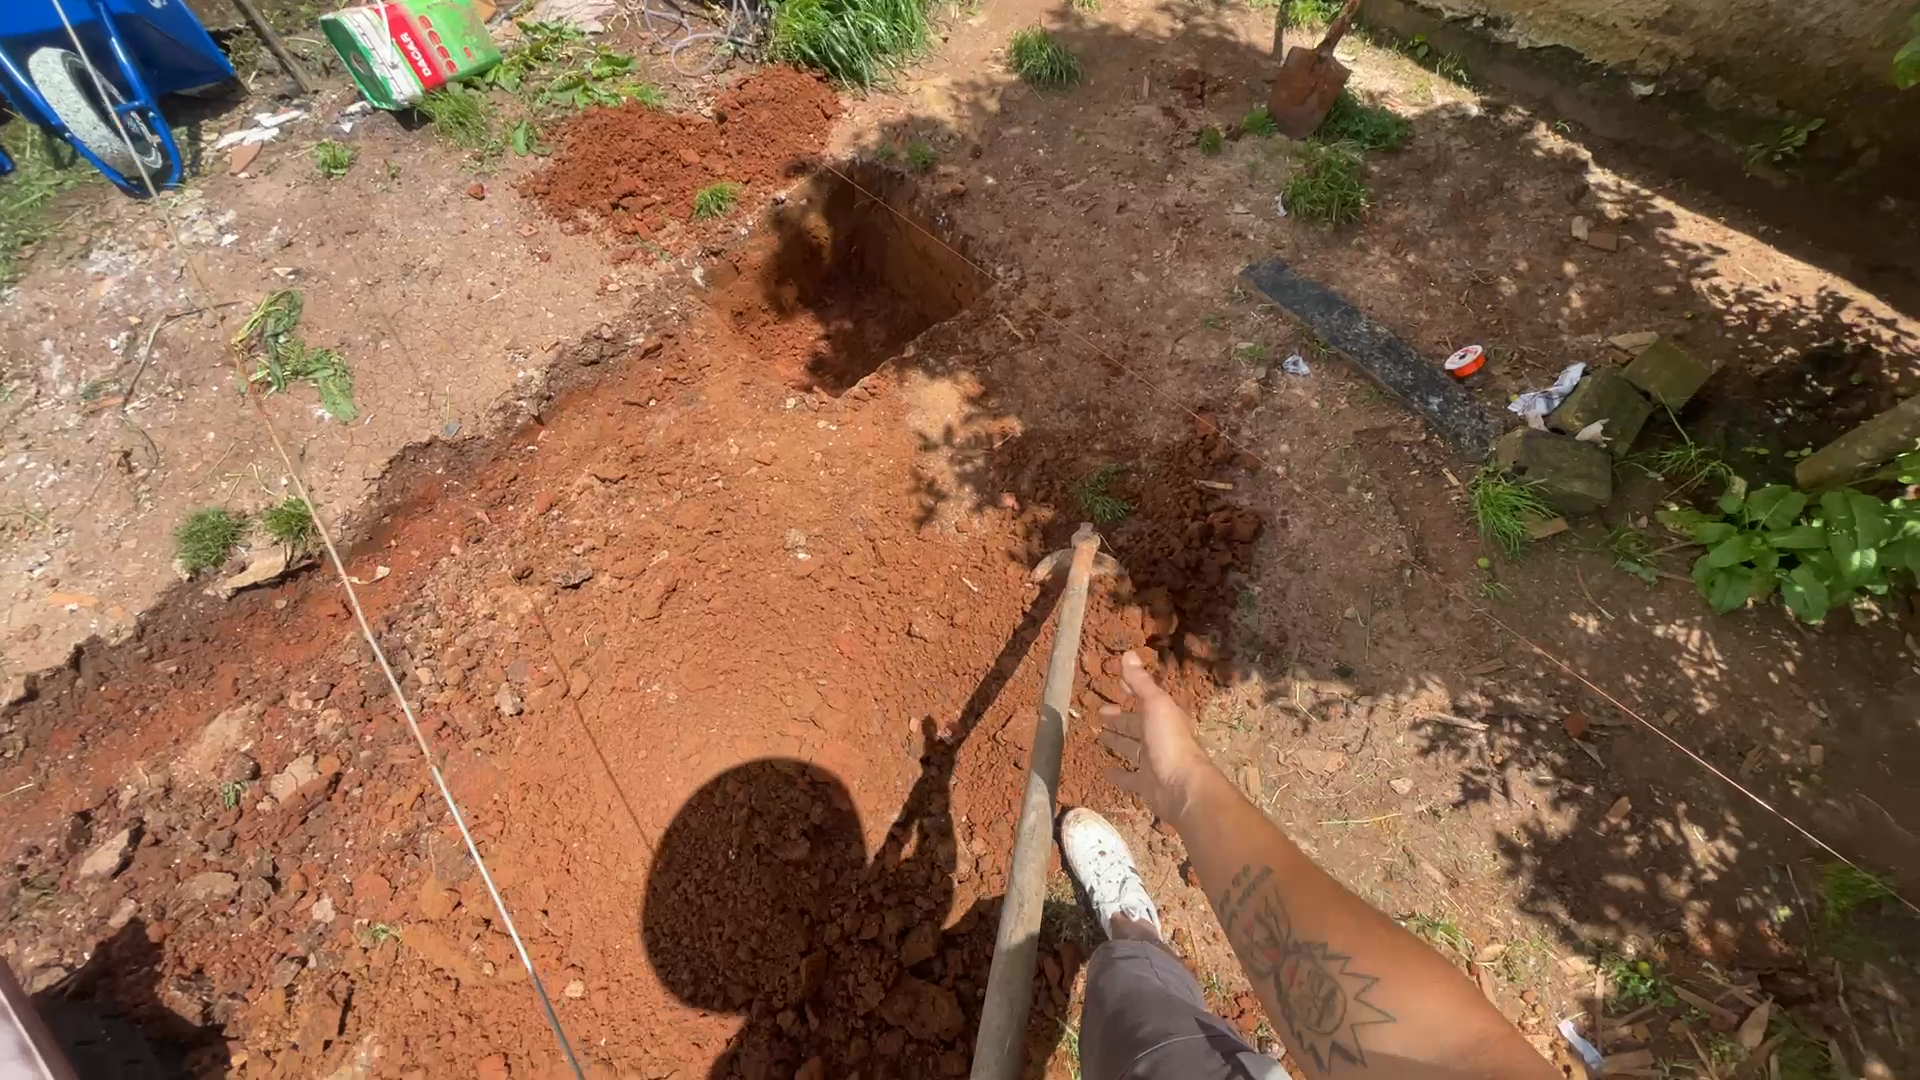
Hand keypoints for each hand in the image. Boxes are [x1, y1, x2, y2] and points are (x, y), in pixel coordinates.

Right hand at [1097, 651, 1214, 825]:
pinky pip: (1129, 777)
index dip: (1131, 690)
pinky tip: (1104, 771)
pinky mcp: (1146, 784)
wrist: (1182, 787)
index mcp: (1163, 716)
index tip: (1116, 683)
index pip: (1145, 699)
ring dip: (1117, 741)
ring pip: (1131, 748)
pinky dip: (1118, 774)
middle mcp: (1159, 737)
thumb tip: (1128, 653)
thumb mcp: (1154, 704)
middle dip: (1120, 717)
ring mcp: (1153, 762)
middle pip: (1136, 724)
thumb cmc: (1169, 740)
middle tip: (1100, 712)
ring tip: (1098, 735)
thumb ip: (1140, 682)